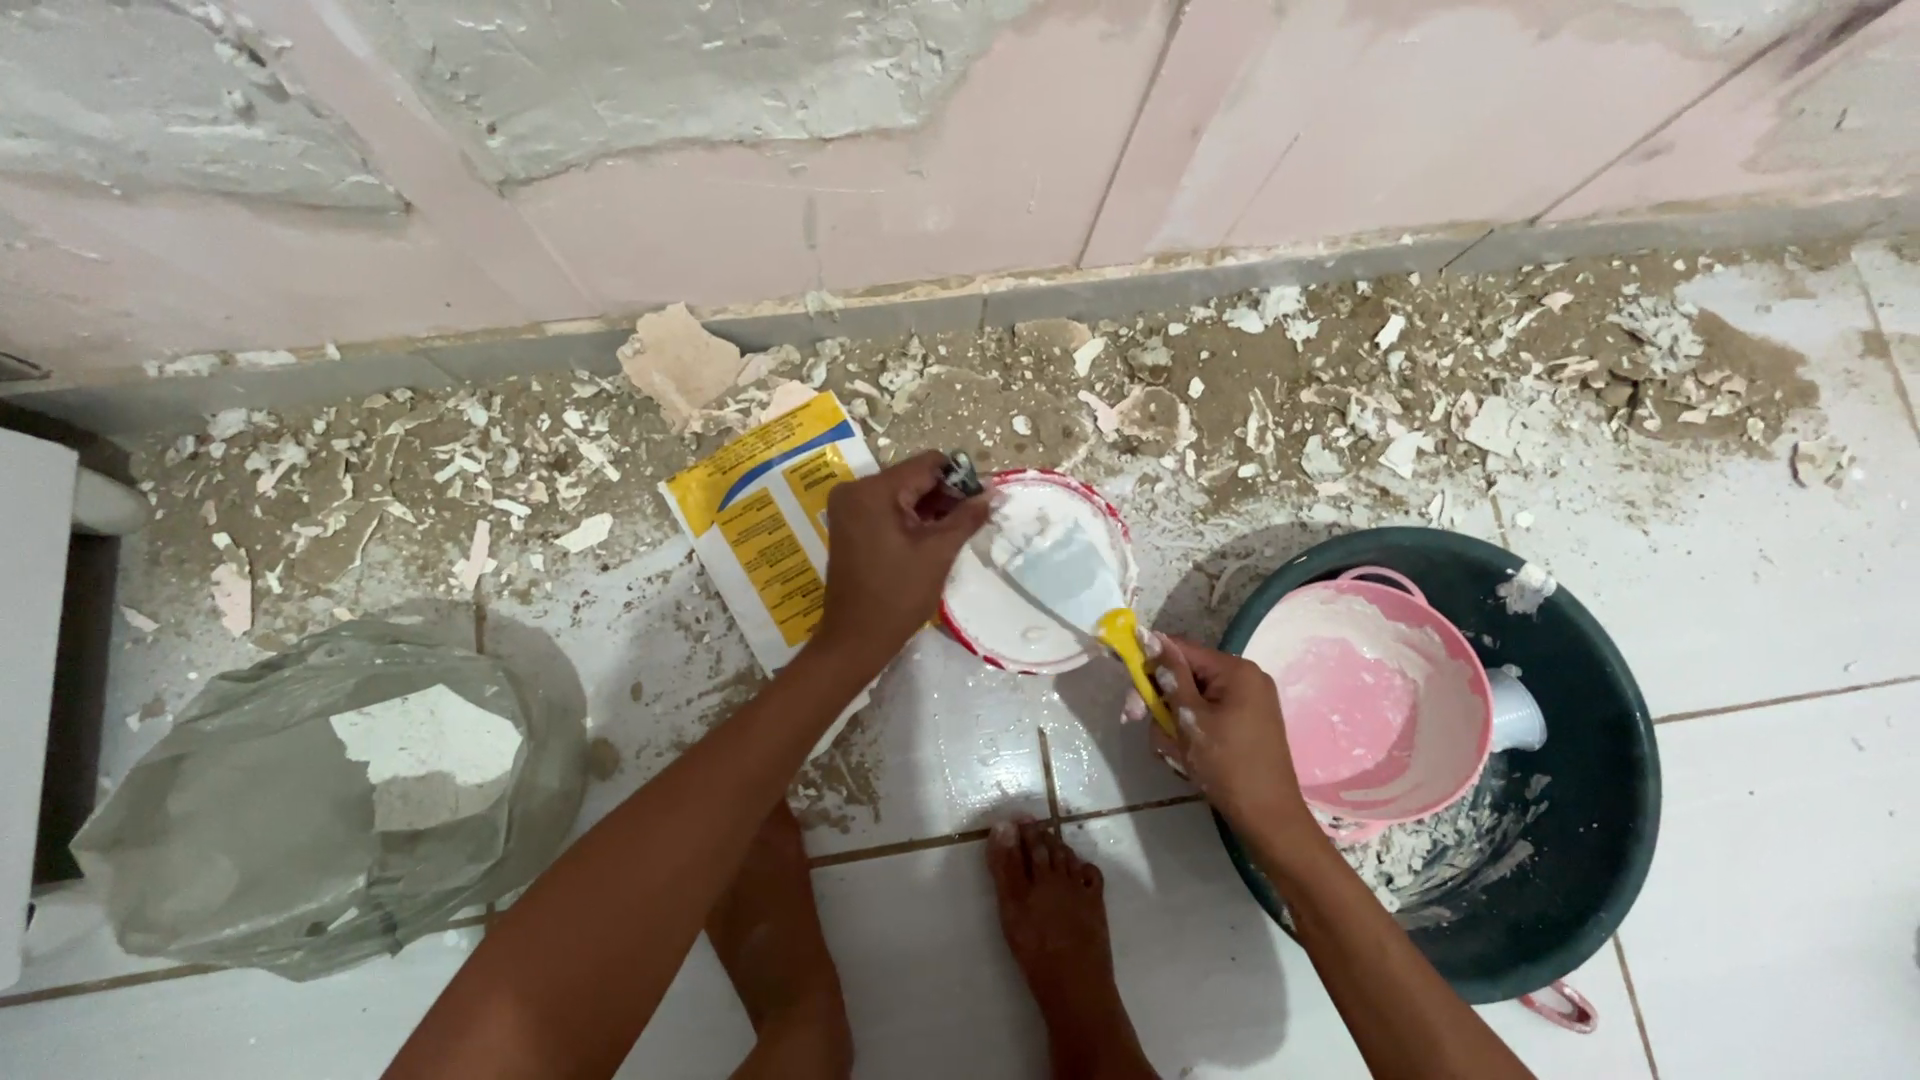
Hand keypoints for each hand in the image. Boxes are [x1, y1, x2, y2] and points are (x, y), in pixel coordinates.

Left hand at [814, 450, 991, 665]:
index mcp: (874, 490)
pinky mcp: (849, 525)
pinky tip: (932, 538)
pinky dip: (911, 518)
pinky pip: (887, 509)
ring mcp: (848, 507)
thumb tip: (992, 492)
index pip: (927, 464)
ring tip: (956, 531)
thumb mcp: (938, 552)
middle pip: (913, 476)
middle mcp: (855, 489)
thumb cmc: (898, 596)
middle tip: (973, 518)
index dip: (960, 478)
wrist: (856, 638)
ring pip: (902, 493)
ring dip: (930, 508)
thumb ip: (966, 516)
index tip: (982, 500)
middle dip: (945, 495)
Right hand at [1132, 634, 1319, 844]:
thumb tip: (1151, 637)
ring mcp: (1250, 702)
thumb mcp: (1190, 719)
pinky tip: (1186, 755)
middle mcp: (1246, 678)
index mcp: (1236, 670)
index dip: (1151, 663)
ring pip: (1194, 698)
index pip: (1182, 649)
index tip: (1130, 687)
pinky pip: (1209, 714)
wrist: (1268, 816)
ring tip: (1172, 750)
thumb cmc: (1226, 764)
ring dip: (1174, 720)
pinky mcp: (1248, 723)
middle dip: (1162, 699)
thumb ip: (1170, 675)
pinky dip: (1192, 730)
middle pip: (1187, 674)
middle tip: (1136, 720)